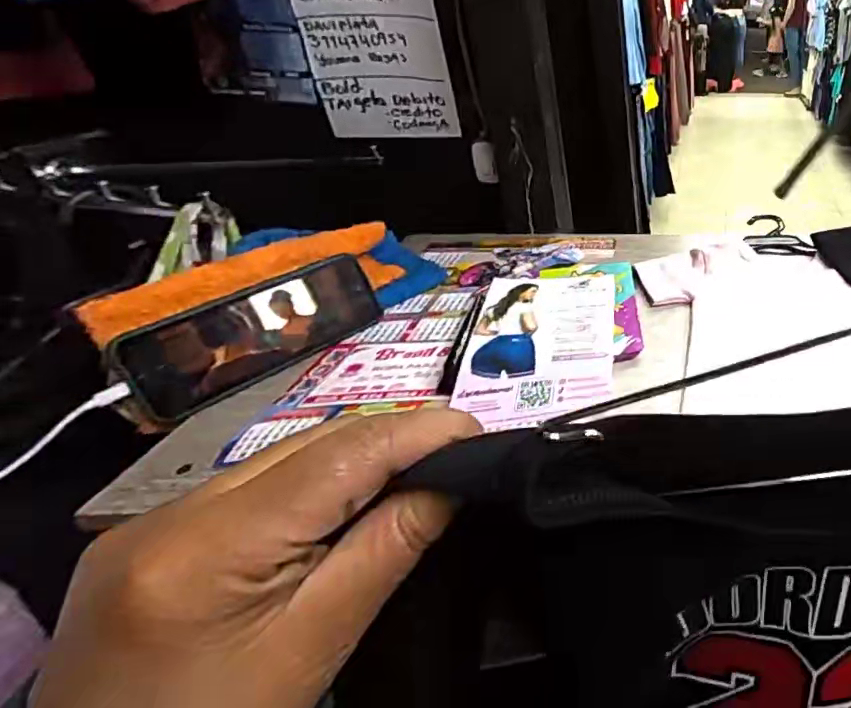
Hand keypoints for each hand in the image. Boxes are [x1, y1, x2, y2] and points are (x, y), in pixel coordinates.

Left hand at [33, 408, 479, 707]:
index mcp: (206, 547)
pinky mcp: (151, 533)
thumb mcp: (320, 636)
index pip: (346, 451)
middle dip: (402, 437)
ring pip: (296, 448)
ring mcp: (151, 522)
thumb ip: (394, 542)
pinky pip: (266, 476)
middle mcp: (168, 515)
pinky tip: (355, 498)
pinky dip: (327, 475)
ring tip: (421, 474)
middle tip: (463, 456)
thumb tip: (461, 474)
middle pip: (319, 439)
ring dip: (368, 452)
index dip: (426, 430)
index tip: (484, 436)